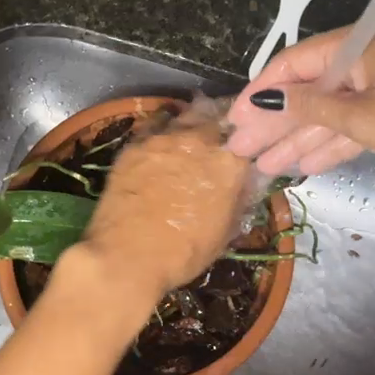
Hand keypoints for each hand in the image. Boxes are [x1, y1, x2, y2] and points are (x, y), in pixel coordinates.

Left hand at [74, 109, 251, 303]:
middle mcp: (200, 140)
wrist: (127, 256)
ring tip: (186, 141)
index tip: (240, 152)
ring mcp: (165, 137)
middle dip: (218, 129)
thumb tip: (240, 185)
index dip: (244, 144)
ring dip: (190, 126)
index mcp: (229, 162)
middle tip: (214, 143)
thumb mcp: (225, 232)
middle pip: (215, 119)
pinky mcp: (135, 143)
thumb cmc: (183, 253)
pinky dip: (161, 134)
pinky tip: (158, 149)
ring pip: (184, 118)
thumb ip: (238, 200)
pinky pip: (154, 128)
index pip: (246, 139)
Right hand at [226, 28, 374, 176]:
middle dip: (274, 122)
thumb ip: (313, 107)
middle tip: (240, 150)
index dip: (260, 92)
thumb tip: (267, 97)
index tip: (233, 118)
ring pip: (328, 113)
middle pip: (308, 90)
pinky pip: (350, 126)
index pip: (293, 64)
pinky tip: (302, 166)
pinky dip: (329, 145)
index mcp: (356, 48)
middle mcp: (363, 61)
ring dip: (297, 139)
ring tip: (262, 165)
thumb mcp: (365, 118)